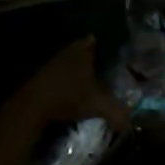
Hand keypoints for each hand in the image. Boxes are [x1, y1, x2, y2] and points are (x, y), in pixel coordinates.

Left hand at [6, 37, 130, 133]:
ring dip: (82, 70)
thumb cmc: (69, 96)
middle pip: (86, 51)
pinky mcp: (46, 73)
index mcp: (83, 50)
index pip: (98, 41)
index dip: (108, 47)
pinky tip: (77, 90)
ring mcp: (55, 61)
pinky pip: (64, 72)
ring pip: (74, 61)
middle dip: (97, 60)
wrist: (34, 103)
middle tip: (111, 71)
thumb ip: (117, 113)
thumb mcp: (98, 105)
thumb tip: (131, 124)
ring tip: (96, 83)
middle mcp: (69, 50)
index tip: (118, 56)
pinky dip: (71, 79)